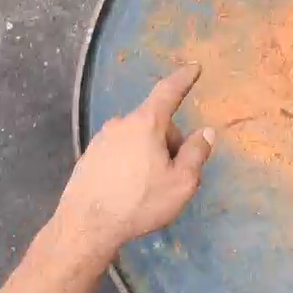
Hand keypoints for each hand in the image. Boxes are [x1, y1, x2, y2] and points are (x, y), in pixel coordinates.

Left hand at [50, 65, 215, 261]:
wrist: (87, 225)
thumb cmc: (140, 202)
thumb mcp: (181, 183)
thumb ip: (197, 153)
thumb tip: (205, 132)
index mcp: (145, 124)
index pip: (168, 92)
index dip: (184, 79)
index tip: (194, 67)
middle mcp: (120, 124)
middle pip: (156, 124)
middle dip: (169, 143)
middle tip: (174, 177)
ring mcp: (101, 139)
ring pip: (138, 139)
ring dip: (150, 155)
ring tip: (150, 189)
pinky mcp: (90, 156)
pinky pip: (121, 152)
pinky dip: (131, 164)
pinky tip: (130, 192)